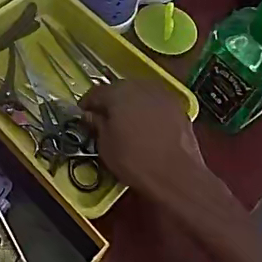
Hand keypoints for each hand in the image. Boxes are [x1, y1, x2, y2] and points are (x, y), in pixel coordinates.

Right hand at [82, 81, 231, 222]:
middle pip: (119, 89)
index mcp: (118, 92)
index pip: (96, 92)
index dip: (87, 104)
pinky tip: (147, 127)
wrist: (177, 175)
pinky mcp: (178, 108)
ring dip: (131, 105)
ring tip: (126, 123)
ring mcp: (162, 95)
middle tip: (104, 118)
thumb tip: (91, 115)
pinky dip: (148, 112)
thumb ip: (97, 124)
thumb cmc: (134, 160)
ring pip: (140, 95)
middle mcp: (140, 86)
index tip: (84, 115)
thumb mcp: (106, 145)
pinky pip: (156, 105)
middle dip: (110, 102)